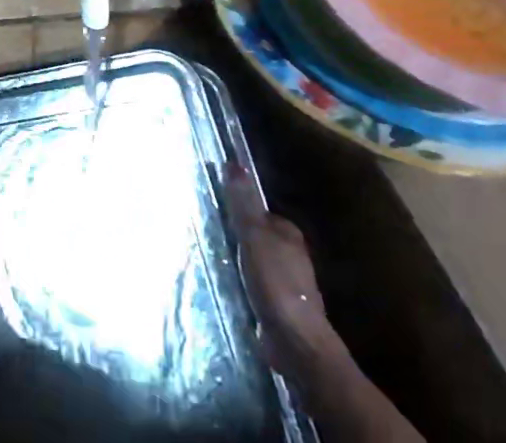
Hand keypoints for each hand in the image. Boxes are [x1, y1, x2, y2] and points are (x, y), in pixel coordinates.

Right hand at [225, 166, 341, 373]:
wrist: (296, 341)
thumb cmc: (275, 282)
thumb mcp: (253, 236)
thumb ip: (244, 203)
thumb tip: (234, 162)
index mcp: (289, 233)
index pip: (261, 212)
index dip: (239, 210)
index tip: (215, 211)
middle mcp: (292, 254)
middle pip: (259, 236)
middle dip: (238, 235)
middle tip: (209, 235)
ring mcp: (288, 282)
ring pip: (257, 261)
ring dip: (240, 260)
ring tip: (212, 260)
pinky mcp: (280, 306)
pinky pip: (256, 284)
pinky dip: (243, 282)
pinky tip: (228, 286)